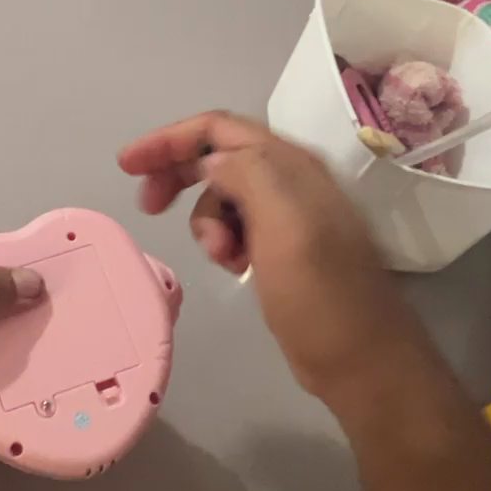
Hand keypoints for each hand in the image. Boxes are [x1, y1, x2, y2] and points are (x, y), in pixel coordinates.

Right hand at [117, 112, 418, 401]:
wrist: (363, 363)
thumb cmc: (322, 298)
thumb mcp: (286, 227)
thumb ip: (248, 176)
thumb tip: (211, 162)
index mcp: (291, 165)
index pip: (218, 128)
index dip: (168, 139)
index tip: (128, 165)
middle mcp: (289, 178)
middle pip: (216, 154)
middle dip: (176, 174)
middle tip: (147, 206)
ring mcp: (287, 212)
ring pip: (221, 193)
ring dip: (205, 220)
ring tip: (218, 256)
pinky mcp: (281, 244)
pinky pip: (234, 224)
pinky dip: (220, 239)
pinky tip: (231, 265)